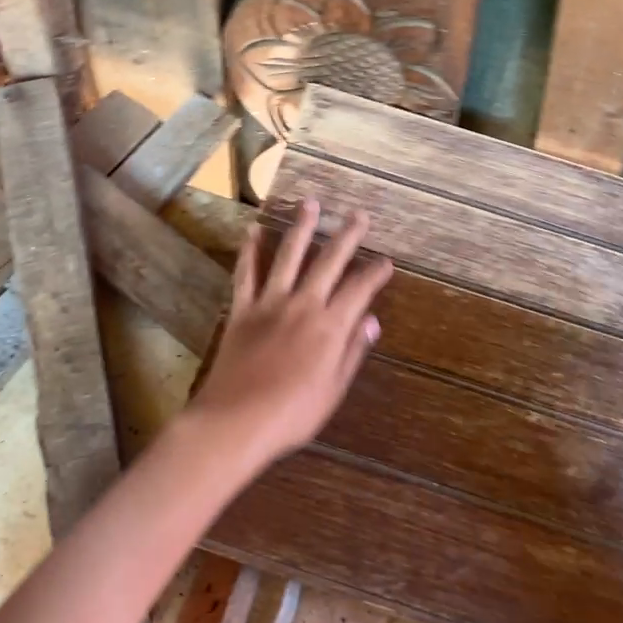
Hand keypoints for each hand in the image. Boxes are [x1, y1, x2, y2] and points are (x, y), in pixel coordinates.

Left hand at [184, 198, 392, 466]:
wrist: (236, 420)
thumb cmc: (292, 414)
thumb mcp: (333, 389)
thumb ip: (352, 351)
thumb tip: (372, 321)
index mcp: (330, 327)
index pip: (359, 290)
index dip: (374, 273)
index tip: (385, 261)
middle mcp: (303, 305)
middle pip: (329, 262)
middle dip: (347, 237)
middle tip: (359, 215)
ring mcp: (270, 303)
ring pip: (289, 256)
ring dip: (301, 228)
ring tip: (310, 203)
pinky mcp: (242, 309)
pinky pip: (246, 273)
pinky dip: (250, 250)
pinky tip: (254, 230)